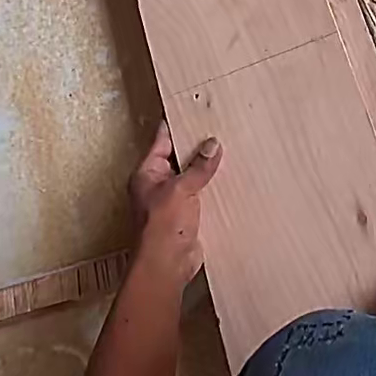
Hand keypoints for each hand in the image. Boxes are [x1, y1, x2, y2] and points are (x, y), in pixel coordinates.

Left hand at [127, 120, 222, 285]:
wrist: (166, 265)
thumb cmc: (161, 226)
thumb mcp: (181, 189)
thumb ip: (198, 167)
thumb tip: (212, 145)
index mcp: (147, 173)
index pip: (161, 141)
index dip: (175, 125)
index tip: (190, 110)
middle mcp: (157, 184)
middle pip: (178, 157)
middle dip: (195, 146)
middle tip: (216, 127)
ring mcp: (171, 200)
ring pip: (190, 176)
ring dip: (205, 167)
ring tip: (226, 148)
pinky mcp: (186, 214)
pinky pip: (200, 193)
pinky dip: (211, 186)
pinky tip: (228, 178)